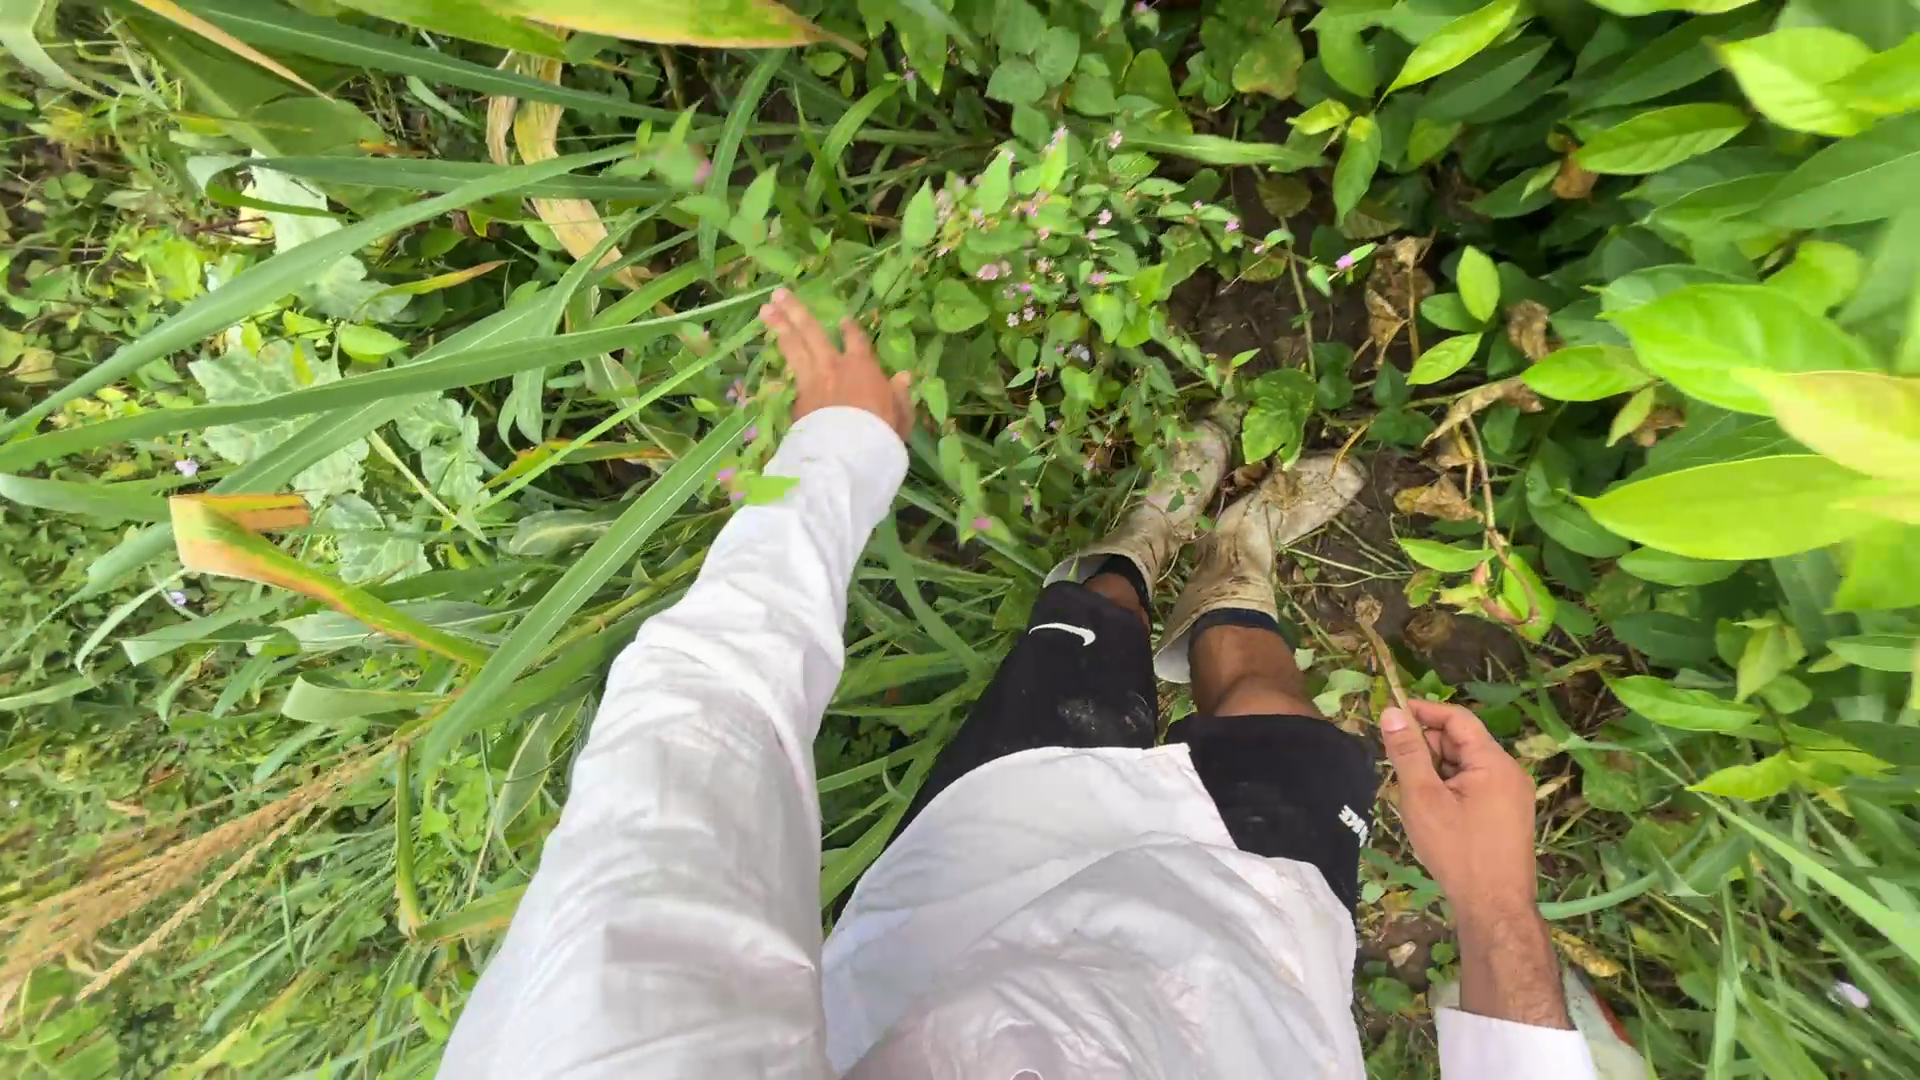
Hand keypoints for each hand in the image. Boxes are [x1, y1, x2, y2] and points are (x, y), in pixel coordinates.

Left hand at [760, 288, 912, 439]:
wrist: (849, 453)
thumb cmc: (882, 432)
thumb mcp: (901, 414)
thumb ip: (899, 395)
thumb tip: (904, 377)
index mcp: (862, 366)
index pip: (855, 340)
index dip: (850, 329)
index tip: (843, 320)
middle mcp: (833, 366)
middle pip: (811, 332)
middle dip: (796, 311)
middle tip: (780, 293)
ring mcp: (811, 382)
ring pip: (793, 348)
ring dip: (779, 327)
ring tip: (765, 310)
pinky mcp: (796, 401)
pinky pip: (788, 379)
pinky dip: (780, 369)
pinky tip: (773, 362)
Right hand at [1378, 699, 1538, 921]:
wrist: (1493, 906)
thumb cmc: (1457, 848)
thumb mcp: (1422, 796)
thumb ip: (1407, 752)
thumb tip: (1391, 713)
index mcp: (1494, 763)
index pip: (1458, 719)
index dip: (1423, 711)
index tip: (1390, 714)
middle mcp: (1508, 773)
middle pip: (1460, 740)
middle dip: (1426, 744)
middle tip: (1394, 762)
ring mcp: (1510, 794)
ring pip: (1463, 763)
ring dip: (1434, 766)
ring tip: (1411, 789)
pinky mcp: (1505, 812)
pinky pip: (1471, 782)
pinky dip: (1446, 784)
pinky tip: (1429, 805)